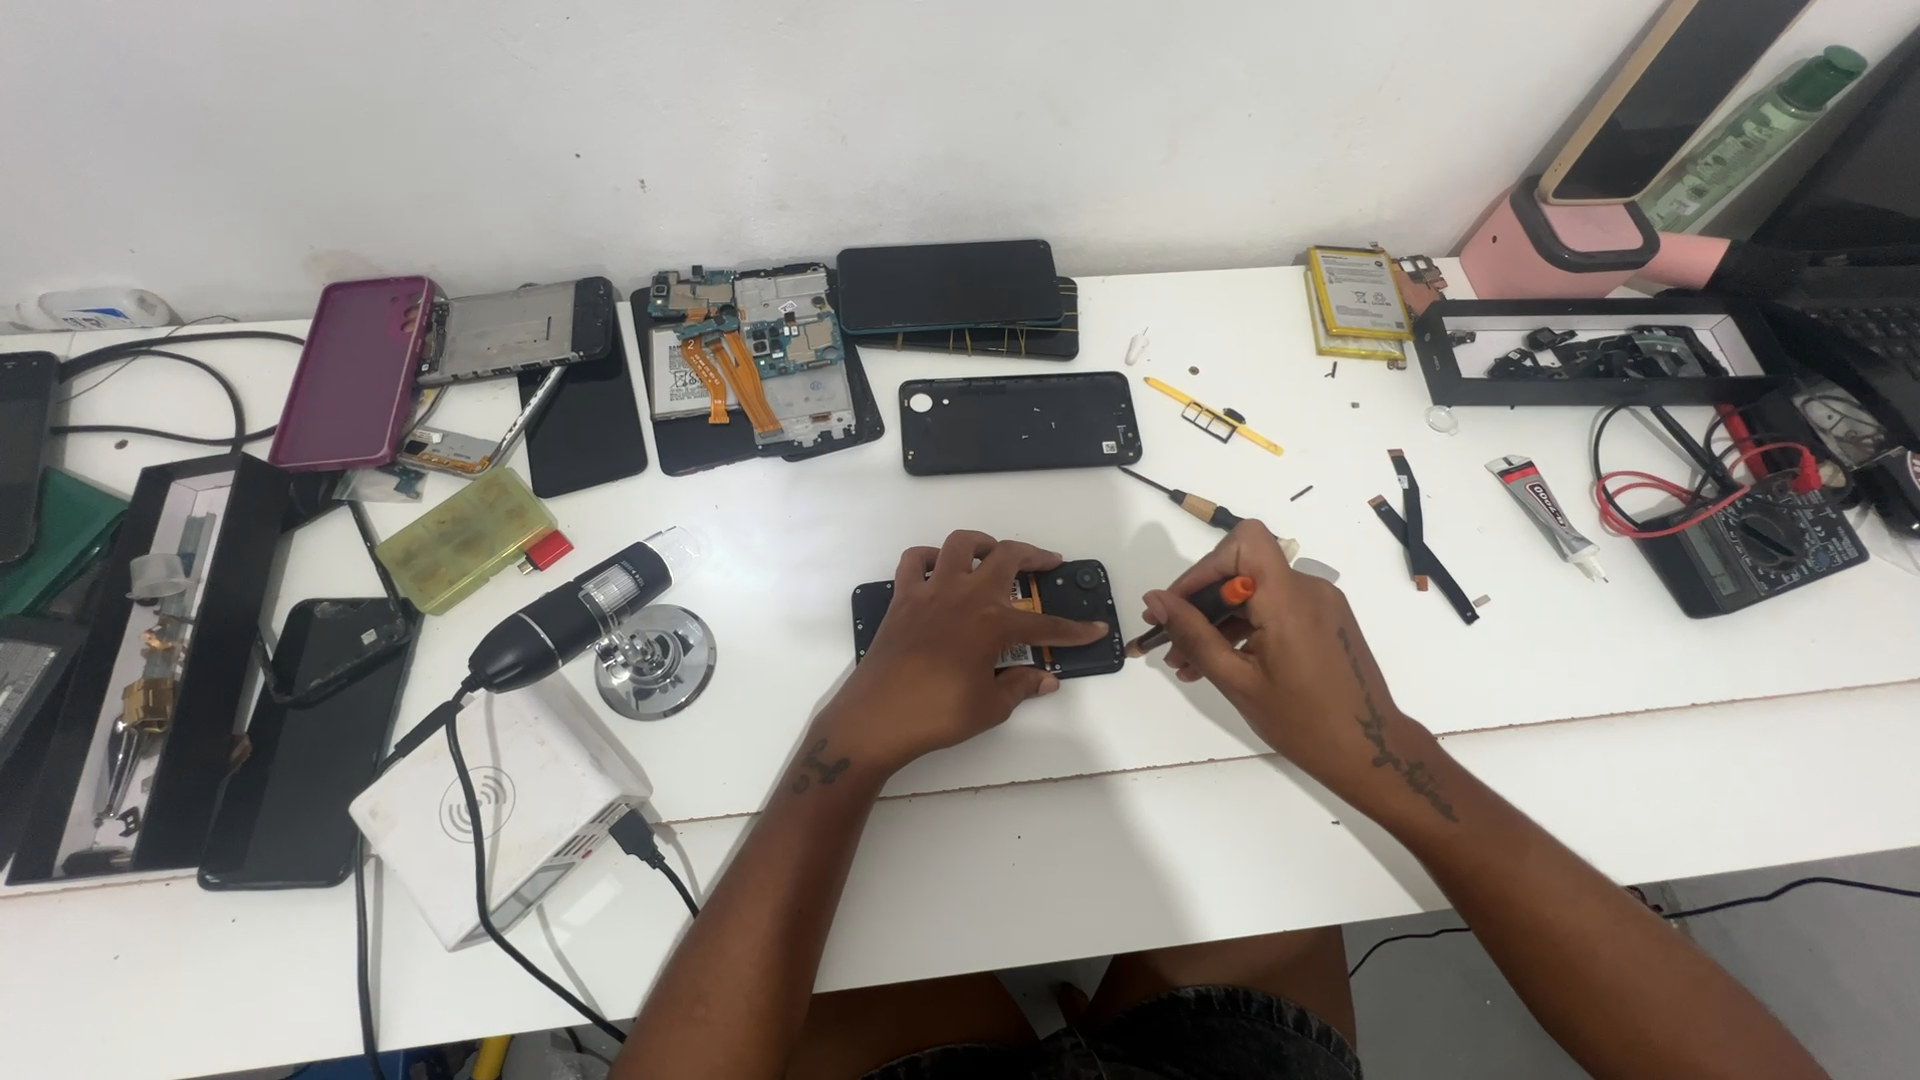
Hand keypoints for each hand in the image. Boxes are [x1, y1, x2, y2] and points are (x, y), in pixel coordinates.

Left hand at [820, 530, 1109, 774]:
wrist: (876, 718)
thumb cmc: (937, 715)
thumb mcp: (989, 707)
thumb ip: (1020, 686)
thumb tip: (1046, 679)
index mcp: (992, 624)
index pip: (1044, 624)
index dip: (1073, 630)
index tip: (1094, 629)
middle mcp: (965, 596)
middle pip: (1006, 558)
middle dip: (1034, 556)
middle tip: (1048, 563)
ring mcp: (930, 592)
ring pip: (959, 544)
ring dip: (982, 542)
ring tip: (993, 553)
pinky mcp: (902, 598)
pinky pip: (913, 561)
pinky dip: (928, 557)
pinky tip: (938, 569)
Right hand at [1141, 520, 1421, 793]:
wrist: (1370, 752)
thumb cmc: (1302, 722)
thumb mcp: (1235, 680)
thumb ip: (1192, 634)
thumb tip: (1155, 600)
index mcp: (1289, 600)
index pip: (1246, 541)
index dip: (1206, 565)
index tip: (1180, 604)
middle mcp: (1309, 589)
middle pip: (1242, 569)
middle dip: (1199, 602)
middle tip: (1169, 641)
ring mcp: (1320, 604)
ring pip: (1253, 593)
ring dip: (1216, 621)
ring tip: (1187, 664)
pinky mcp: (1323, 619)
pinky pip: (1272, 609)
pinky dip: (1243, 628)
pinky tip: (1219, 662)